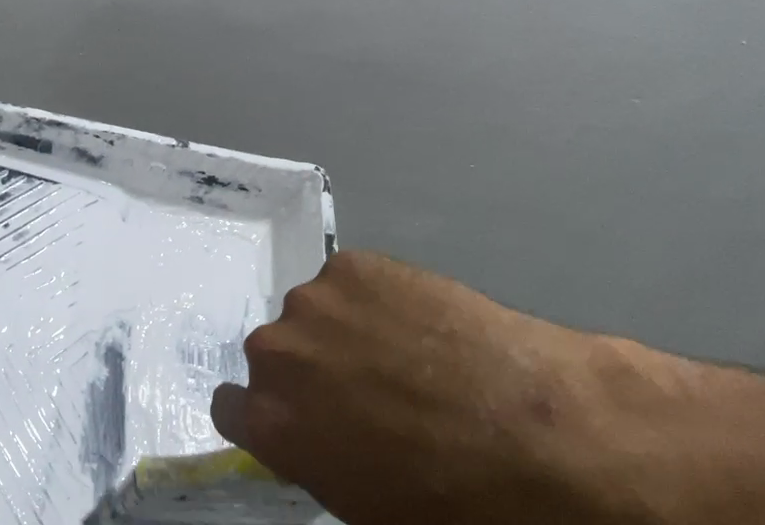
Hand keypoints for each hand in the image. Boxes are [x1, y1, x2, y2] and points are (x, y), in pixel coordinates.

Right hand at [210, 250, 627, 524]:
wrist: (534, 429)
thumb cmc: (452, 496)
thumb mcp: (365, 506)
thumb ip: (315, 460)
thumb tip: (319, 440)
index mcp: (272, 421)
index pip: (231, 407)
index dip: (267, 412)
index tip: (300, 416)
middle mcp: (276, 353)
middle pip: (275, 356)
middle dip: (310, 369)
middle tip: (366, 387)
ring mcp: (314, 300)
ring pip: (314, 314)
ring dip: (342, 329)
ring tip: (403, 350)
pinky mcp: (354, 263)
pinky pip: (349, 281)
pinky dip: (373, 298)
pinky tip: (419, 320)